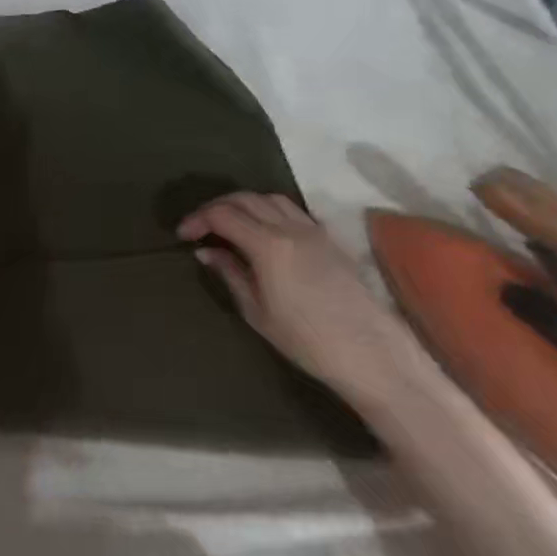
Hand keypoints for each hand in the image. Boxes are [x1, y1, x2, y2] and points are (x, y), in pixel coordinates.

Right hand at [179, 193, 423, 402]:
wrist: (374, 357)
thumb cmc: (308, 341)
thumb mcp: (257, 312)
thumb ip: (230, 274)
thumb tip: (206, 251)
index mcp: (268, 245)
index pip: (221, 215)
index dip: (196, 219)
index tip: (182, 236)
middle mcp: (289, 228)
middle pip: (243, 198)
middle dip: (215, 207)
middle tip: (200, 227)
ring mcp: (313, 230)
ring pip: (269, 198)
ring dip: (243, 203)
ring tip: (230, 223)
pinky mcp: (330, 240)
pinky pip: (292, 210)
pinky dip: (269, 209)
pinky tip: (264, 229)